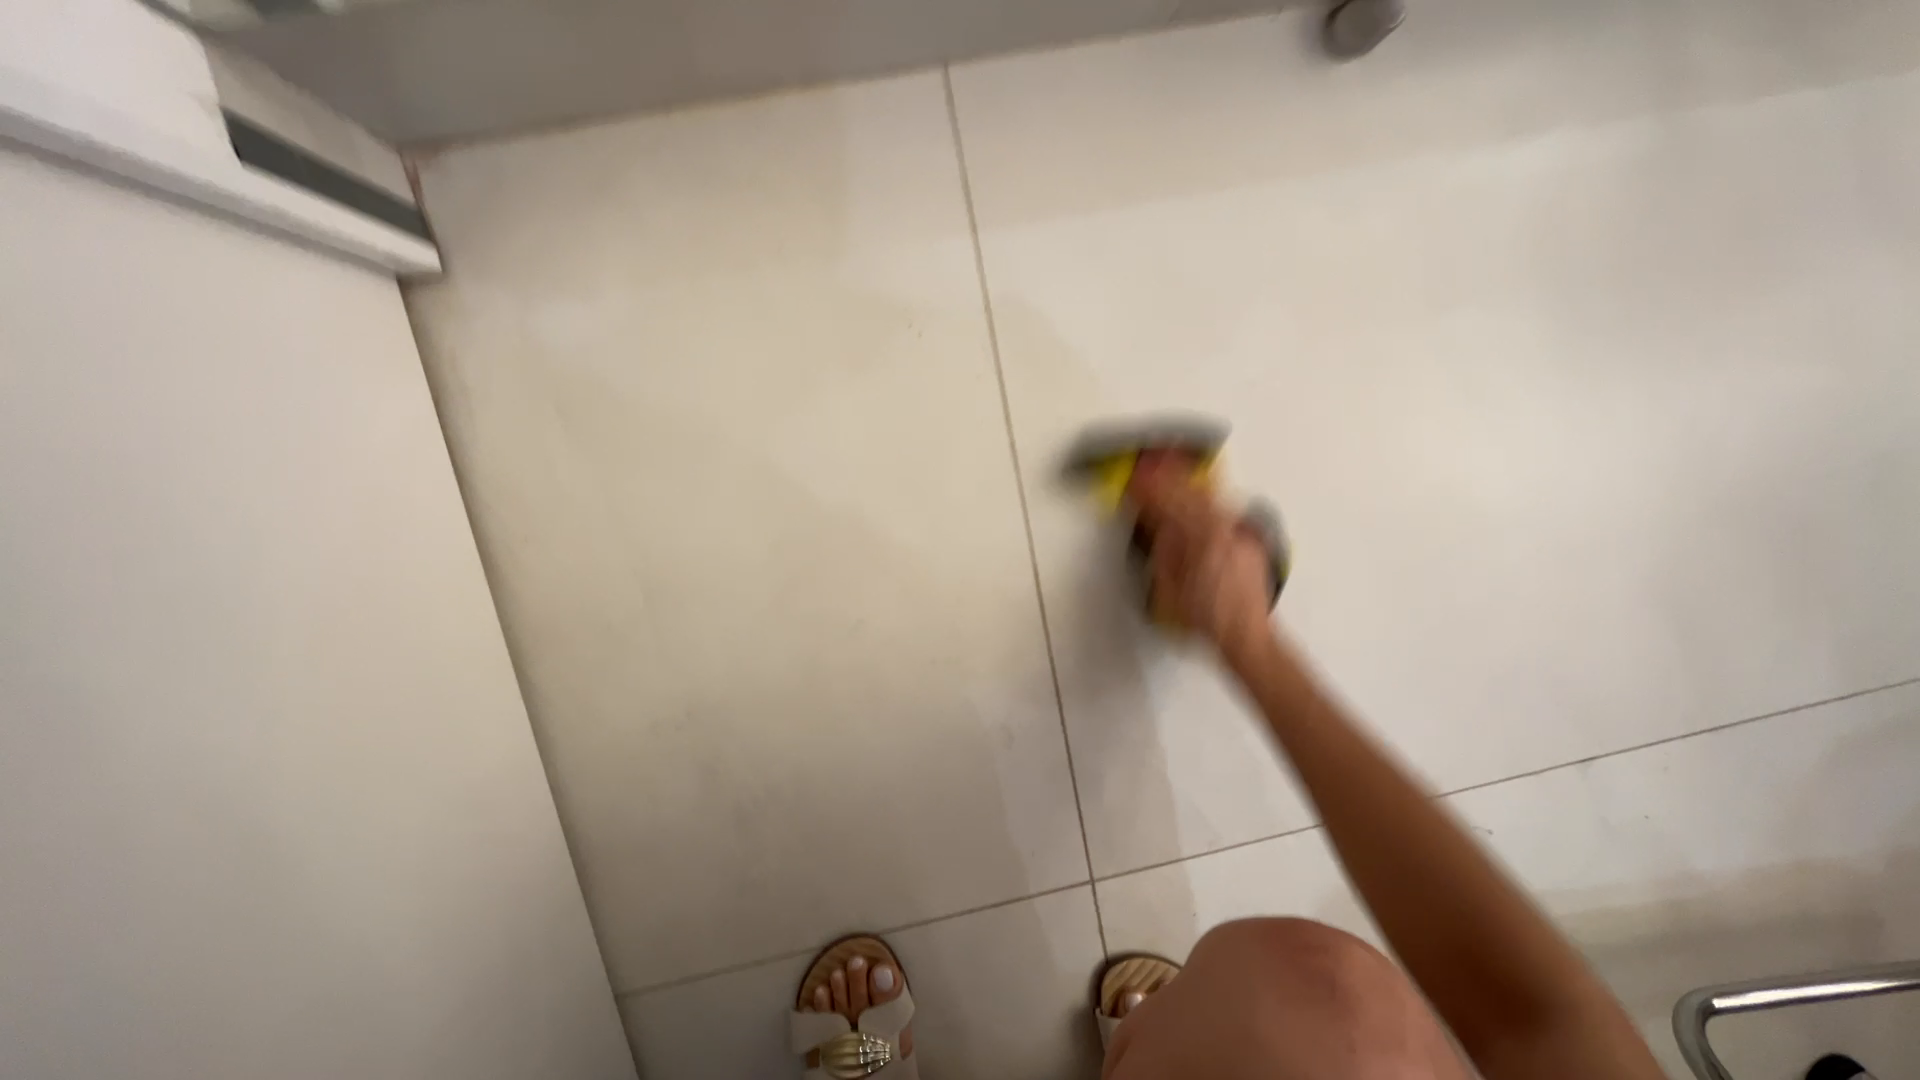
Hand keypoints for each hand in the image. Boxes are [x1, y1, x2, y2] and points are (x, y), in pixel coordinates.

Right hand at [1127, 452, 1275, 659]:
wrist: (1246, 635)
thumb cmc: (1211, 620)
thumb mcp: (1170, 587)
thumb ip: (1164, 550)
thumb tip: (1157, 526)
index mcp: (1201, 538)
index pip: (1168, 503)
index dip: (1147, 488)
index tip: (1134, 478)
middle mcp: (1224, 530)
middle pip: (1190, 492)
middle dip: (1166, 475)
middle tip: (1148, 461)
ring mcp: (1239, 533)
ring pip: (1209, 497)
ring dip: (1186, 480)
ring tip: (1171, 465)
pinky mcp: (1247, 540)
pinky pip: (1222, 508)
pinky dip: (1205, 496)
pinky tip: (1198, 492)